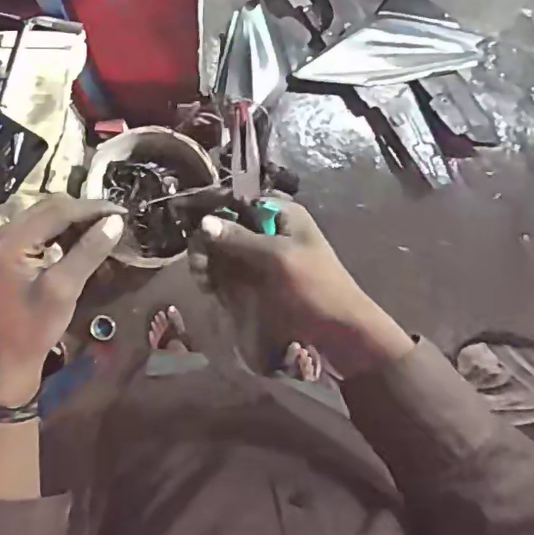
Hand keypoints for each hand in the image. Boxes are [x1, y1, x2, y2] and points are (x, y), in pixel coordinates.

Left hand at [0, 196, 124, 400]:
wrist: (11, 356)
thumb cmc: (36, 327)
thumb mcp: (65, 288)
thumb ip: (88, 251)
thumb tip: (115, 222)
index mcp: (11, 240)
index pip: (57, 211)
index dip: (92, 209)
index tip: (122, 212)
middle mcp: (3, 232)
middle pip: (50, 207)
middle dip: (84, 211)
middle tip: (116, 220)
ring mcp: (4, 239)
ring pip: (46, 214)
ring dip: (74, 218)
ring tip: (103, 228)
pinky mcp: (9, 248)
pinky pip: (40, 227)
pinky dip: (62, 229)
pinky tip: (81, 239)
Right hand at [192, 197, 412, 373]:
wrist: (342, 334)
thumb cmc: (315, 288)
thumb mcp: (277, 258)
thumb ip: (240, 238)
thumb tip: (204, 222)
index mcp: (283, 214)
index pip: (238, 200)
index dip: (213, 209)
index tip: (191, 224)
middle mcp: (271, 230)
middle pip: (226, 226)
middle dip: (208, 242)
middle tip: (198, 264)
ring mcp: (264, 257)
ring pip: (224, 250)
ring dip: (208, 262)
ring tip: (203, 281)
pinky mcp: (258, 281)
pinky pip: (229, 272)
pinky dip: (216, 278)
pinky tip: (209, 288)